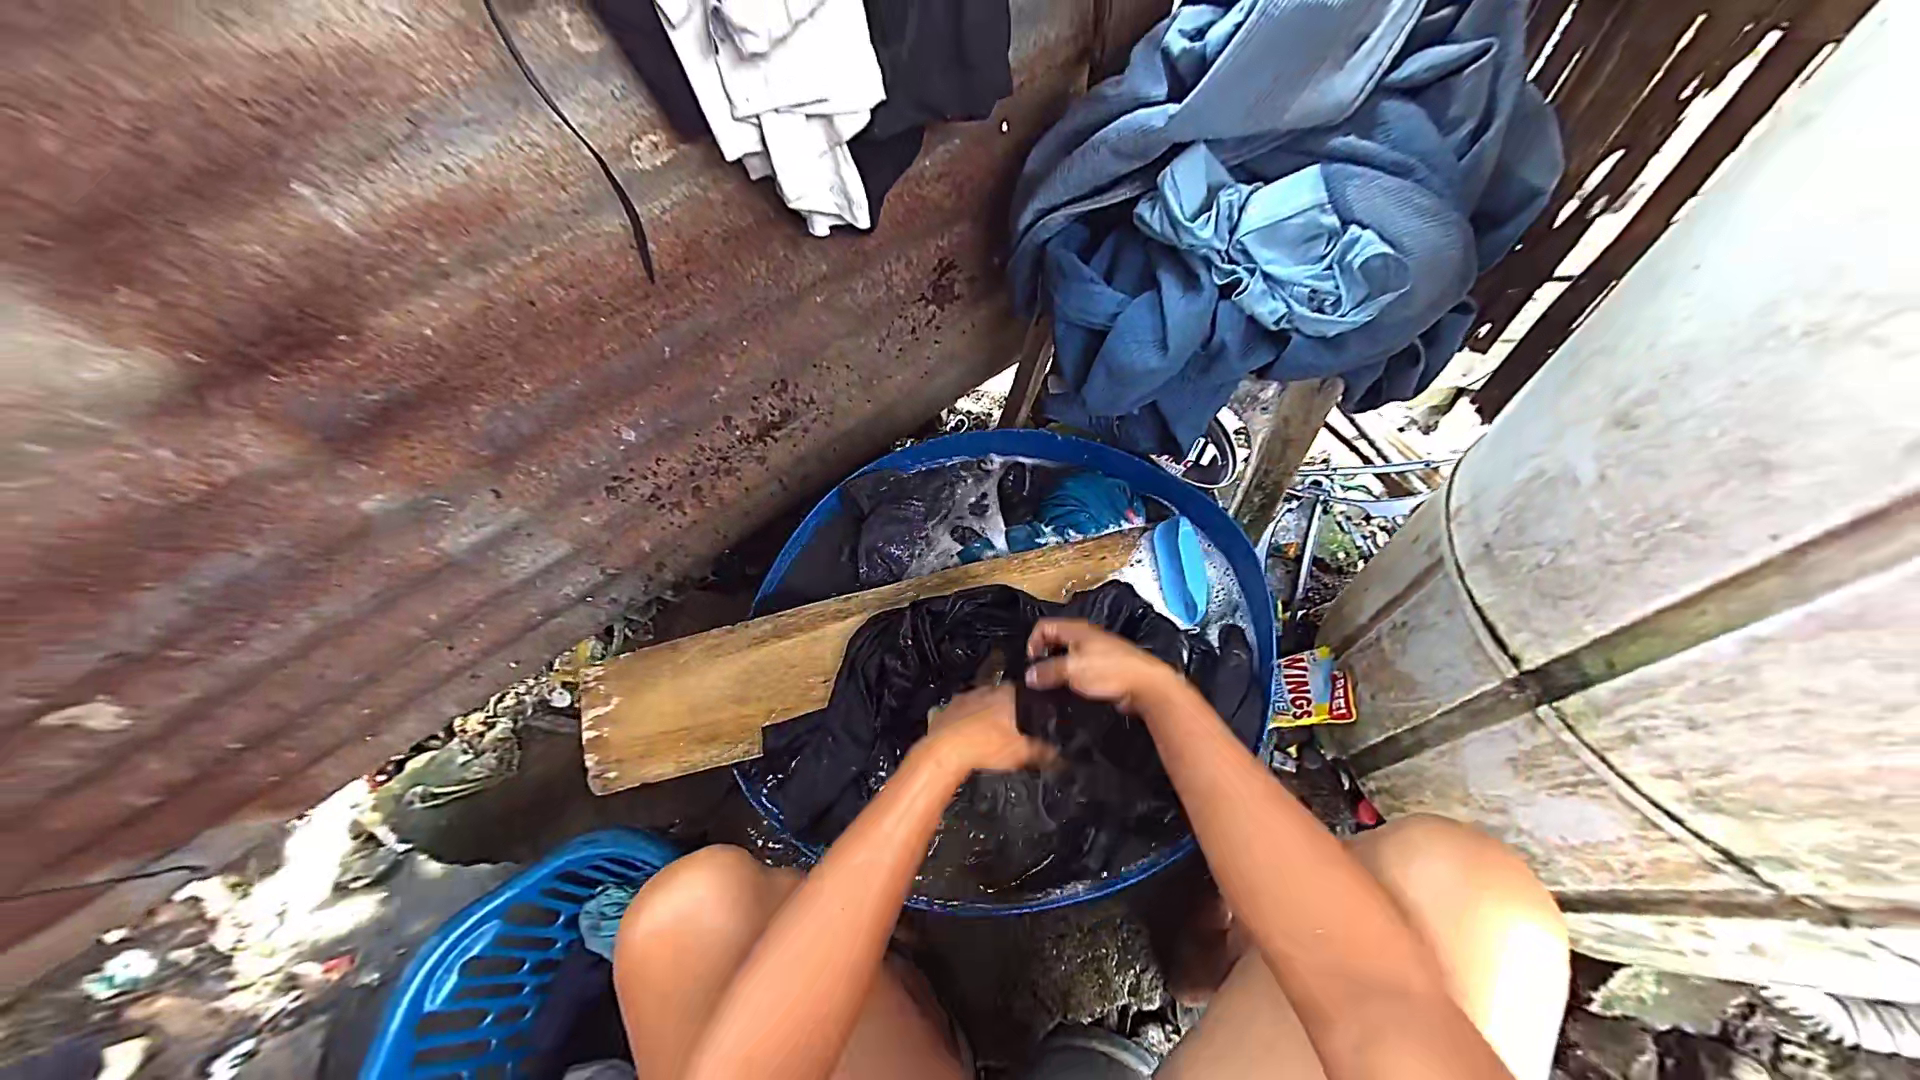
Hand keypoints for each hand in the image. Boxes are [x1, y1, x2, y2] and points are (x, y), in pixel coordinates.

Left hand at [921, 684, 1055, 775]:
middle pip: (1000, 696)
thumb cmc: (983, 747)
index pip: (1024, 691)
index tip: (1030, 716)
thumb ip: (1043, 751)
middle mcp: (984, 691)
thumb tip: (1057, 754)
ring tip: (988, 736)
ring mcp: (962, 700)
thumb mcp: (1023, 753)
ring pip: (977, 703)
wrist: (946, 753)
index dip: (1029, 705)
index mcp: (1006, 694)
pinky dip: (960, 723)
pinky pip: (956, 714)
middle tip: (1010, 730)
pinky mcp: (944, 712)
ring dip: (982, 715)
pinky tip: (964, 736)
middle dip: (1005, 711)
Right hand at [1025, 619, 1185, 713]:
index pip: (1044, 627)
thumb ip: (1048, 671)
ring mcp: (1097, 652)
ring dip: (1059, 670)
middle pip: (1056, 641)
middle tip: (1040, 676)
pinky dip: (1073, 679)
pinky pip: (1082, 670)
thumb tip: (1029, 676)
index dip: (1033, 642)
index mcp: (1076, 629)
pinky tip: (1072, 692)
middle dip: (1044, 657)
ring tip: (1054, 687)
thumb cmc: (1109, 671)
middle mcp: (1086, 637)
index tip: (1031, 662)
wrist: (1146, 685)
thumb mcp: (1072, 670)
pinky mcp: (1106, 668)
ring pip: (1069, 657)